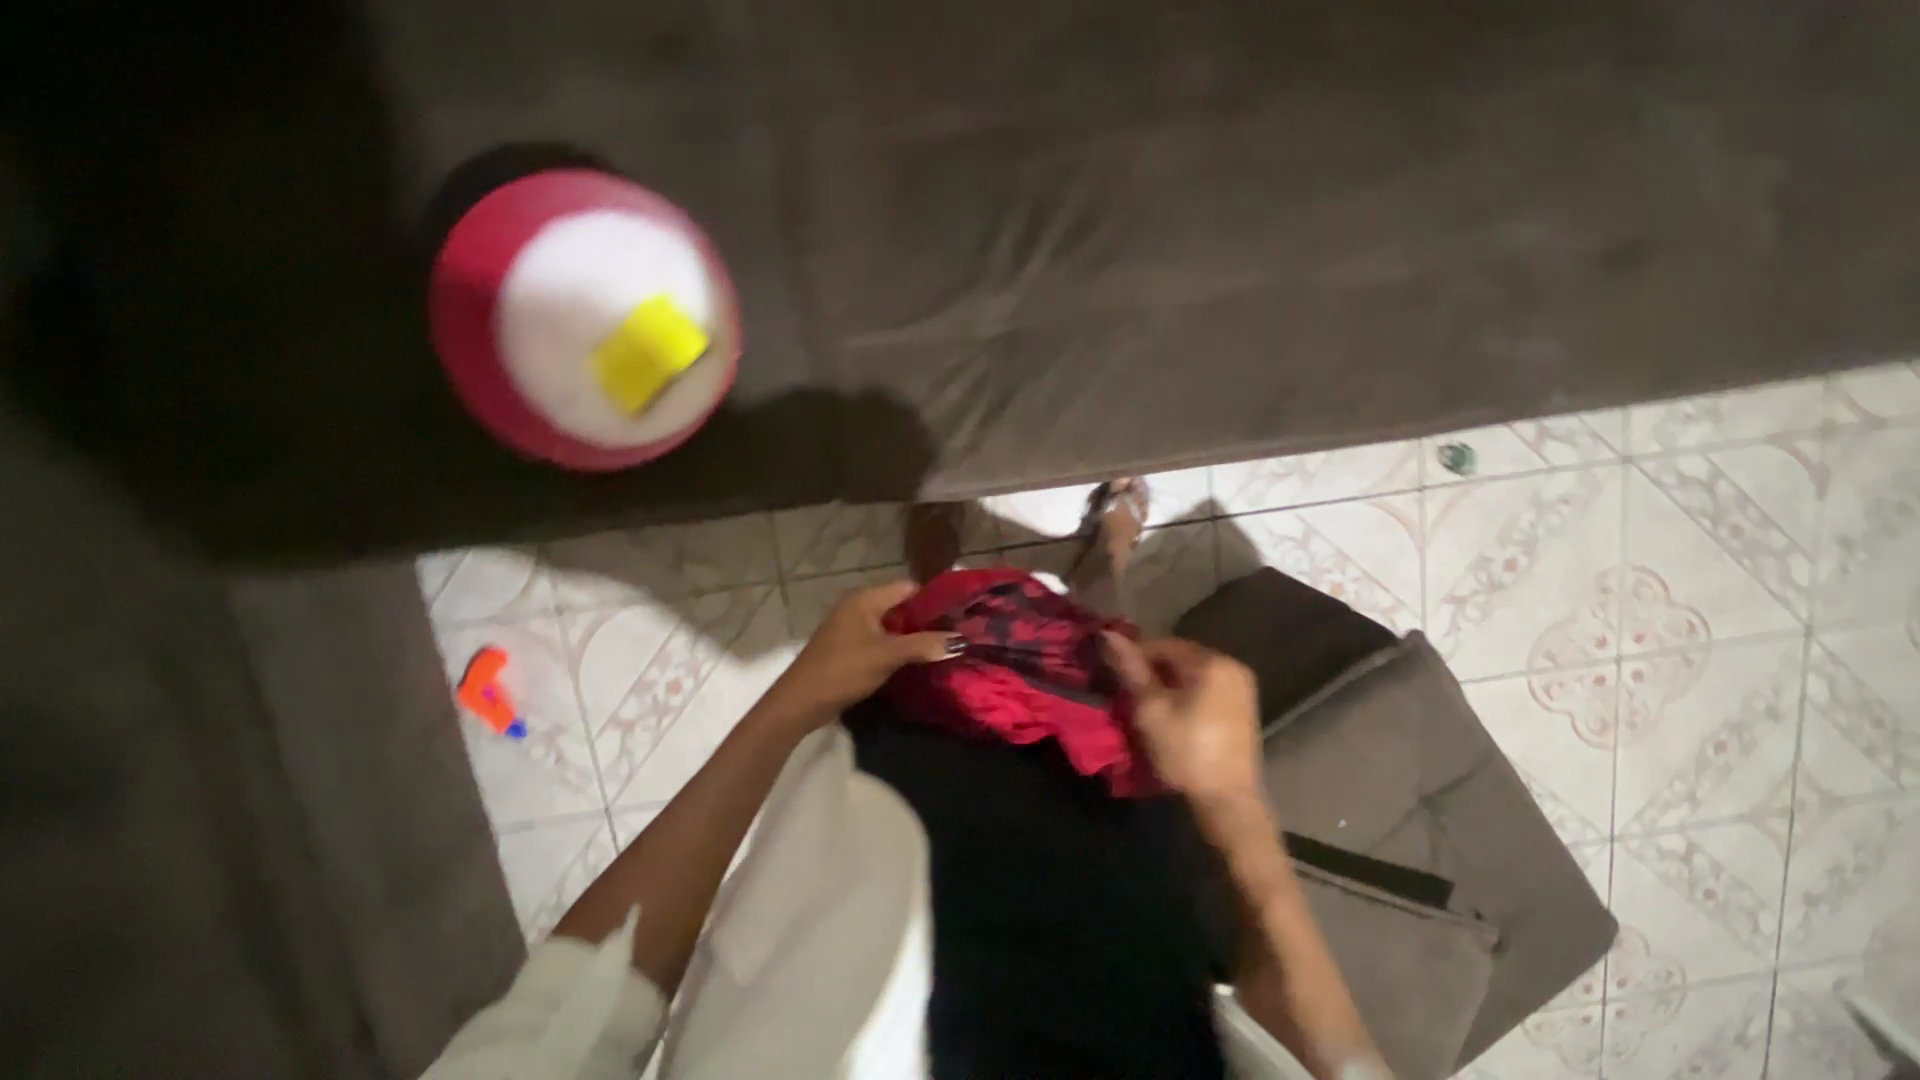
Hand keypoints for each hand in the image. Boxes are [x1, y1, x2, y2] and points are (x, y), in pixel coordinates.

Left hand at [761, 581, 960, 723]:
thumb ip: (924, 645)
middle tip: (956, 635)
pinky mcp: (849, 647)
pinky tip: (916, 661)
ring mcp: (852, 627)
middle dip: (927, 620)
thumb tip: (960, 641)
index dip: (935, 599)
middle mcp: (859, 606)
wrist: (801, 701)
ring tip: (942, 648)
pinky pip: (881, 639)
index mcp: (866, 598)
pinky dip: (898, 647)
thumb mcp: (887, 656)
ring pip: (892, 624)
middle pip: (901, 605)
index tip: (960, 615)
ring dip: (913, 636)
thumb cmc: (844, 670)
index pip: (909, 587)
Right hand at [1102, 632, 1263, 805]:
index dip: (1134, 658)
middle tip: (1128, 696)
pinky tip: (1172, 717)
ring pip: (1192, 674)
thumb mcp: (1151, 709)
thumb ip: (1130, 669)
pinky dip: (1187, 696)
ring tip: (1147, 708)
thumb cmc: (1185, 752)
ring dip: (1168, 685)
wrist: (1227, 801)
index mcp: (1211, 662)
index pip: (1162, 644)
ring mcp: (1242, 688)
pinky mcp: (1244, 708)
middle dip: (1152, 672)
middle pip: (1179, 657)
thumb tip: (1107, 633)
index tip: (1114, 679)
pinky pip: (1207, 689)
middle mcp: (1232, 666)